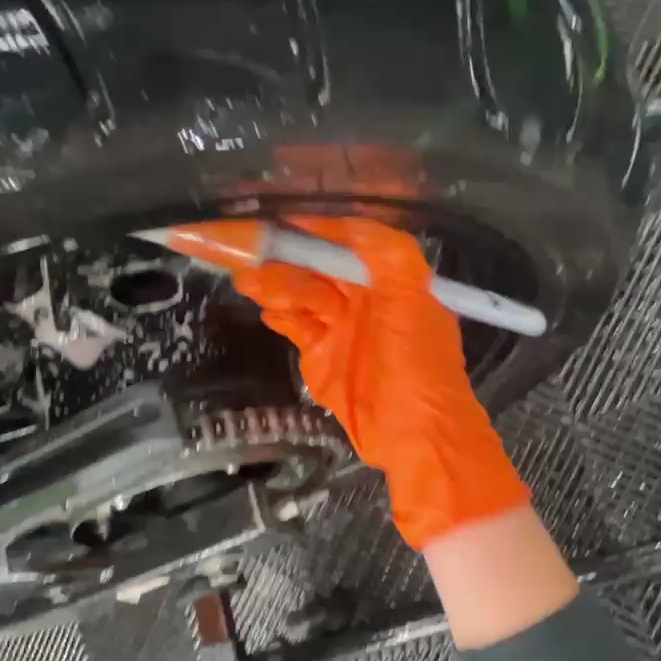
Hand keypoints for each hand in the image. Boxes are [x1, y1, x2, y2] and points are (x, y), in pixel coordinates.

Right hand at [231, 218, 529, 548]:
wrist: (416, 438)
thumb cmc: (417, 366)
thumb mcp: (412, 301)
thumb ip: (387, 255)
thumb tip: (349, 224)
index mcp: (391, 280)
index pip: (347, 242)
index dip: (315, 230)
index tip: (280, 223)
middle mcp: (365, 300)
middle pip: (317, 267)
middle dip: (284, 257)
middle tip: (243, 252)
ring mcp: (342, 331)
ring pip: (302, 295)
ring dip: (275, 285)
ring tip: (246, 280)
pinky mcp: (322, 360)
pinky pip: (296, 327)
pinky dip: (279, 315)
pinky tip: (264, 308)